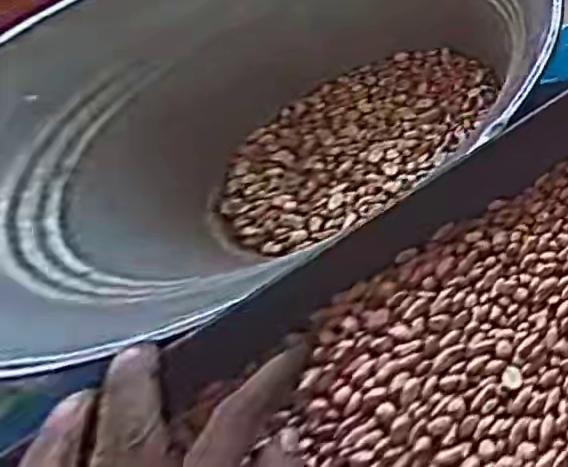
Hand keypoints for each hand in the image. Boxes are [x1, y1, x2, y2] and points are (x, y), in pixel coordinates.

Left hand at [25, 343, 307, 466]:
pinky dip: (38, 464)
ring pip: (61, 466)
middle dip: (135, 391)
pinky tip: (39, 451)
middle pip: (131, 436)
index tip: (293, 348)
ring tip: (76, 399)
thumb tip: (285, 437)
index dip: (270, 377)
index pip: (237, 418)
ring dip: (67, 431)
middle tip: (140, 353)